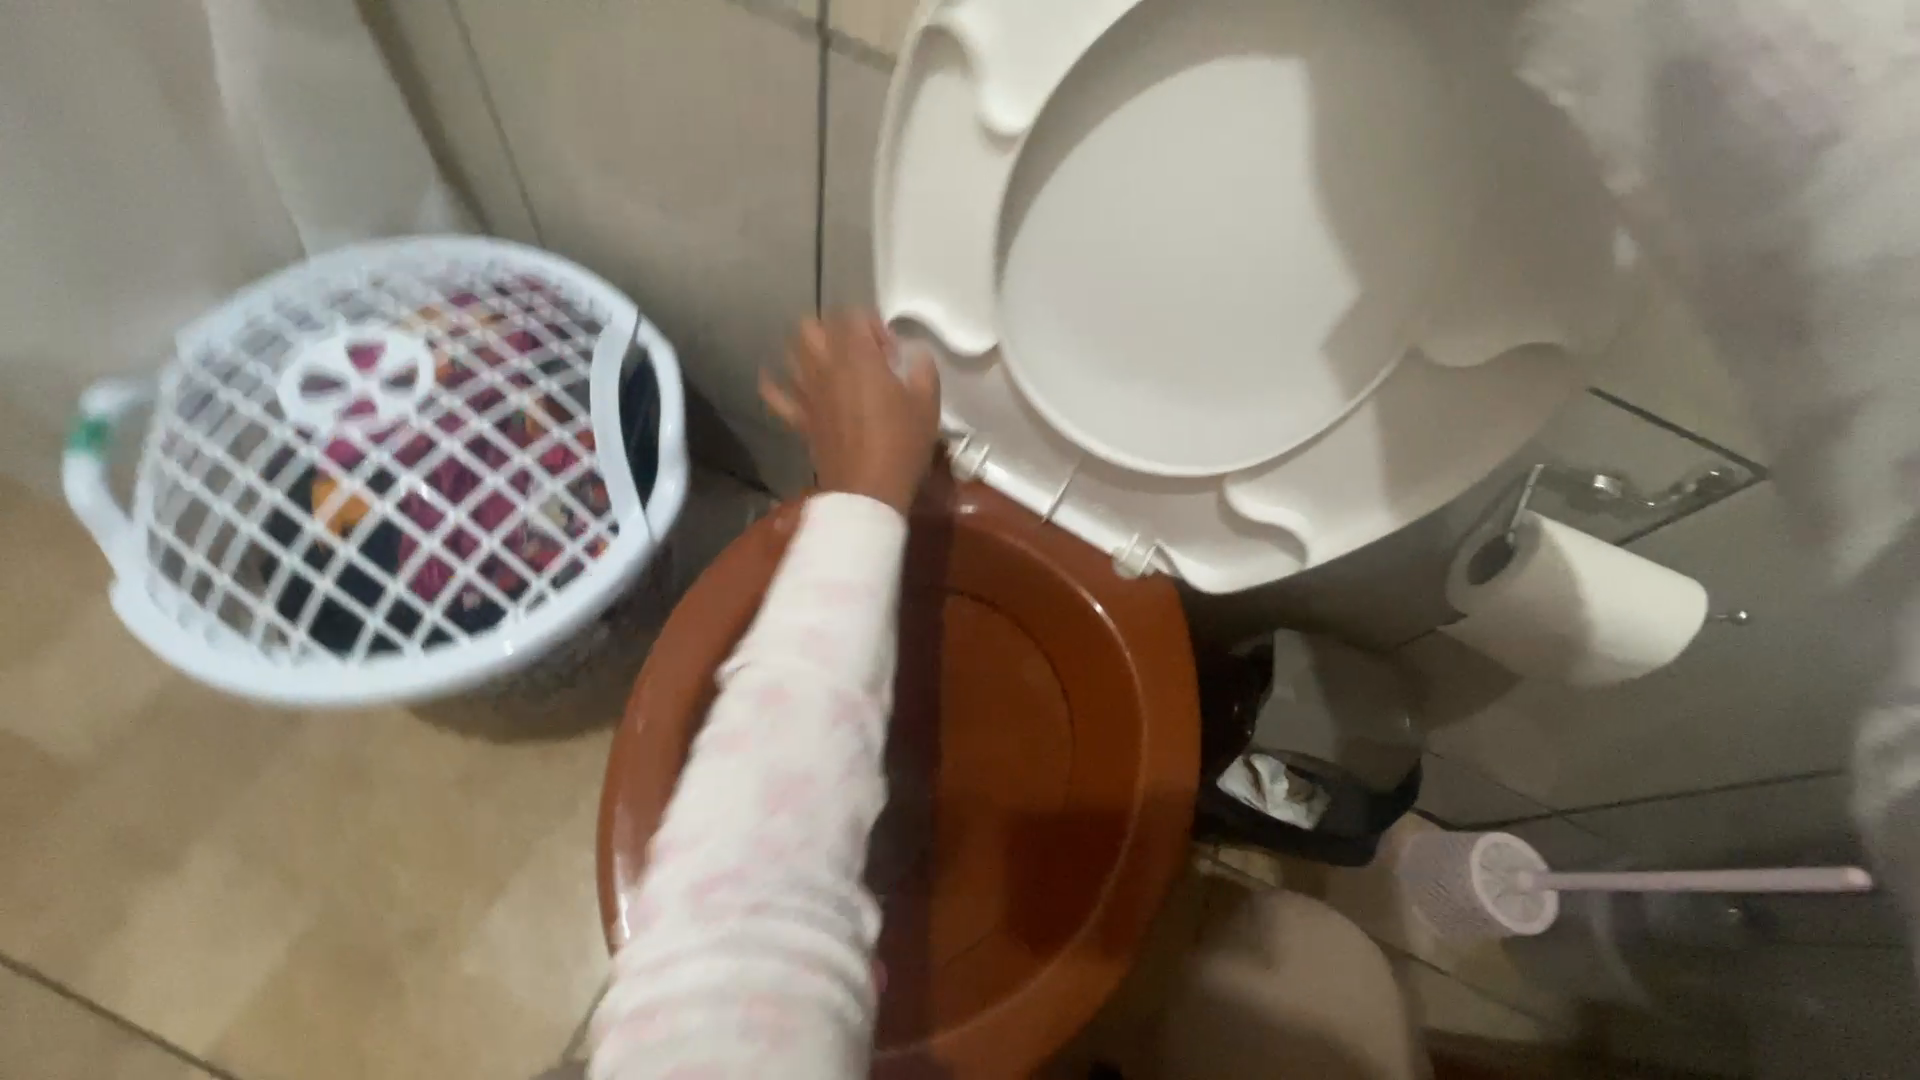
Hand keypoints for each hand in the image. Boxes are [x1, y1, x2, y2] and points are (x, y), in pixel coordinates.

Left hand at [759, 313, 941, 514]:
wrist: (868, 492)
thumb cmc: (902, 446)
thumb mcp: (928, 404)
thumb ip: (921, 368)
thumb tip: (914, 354)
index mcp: (859, 358)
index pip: (854, 316)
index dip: (874, 326)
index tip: (892, 352)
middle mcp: (826, 367)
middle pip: (813, 326)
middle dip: (834, 330)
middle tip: (857, 351)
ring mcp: (807, 392)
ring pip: (791, 352)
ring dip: (807, 350)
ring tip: (829, 364)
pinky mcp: (798, 417)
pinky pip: (774, 394)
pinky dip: (775, 383)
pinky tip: (783, 381)